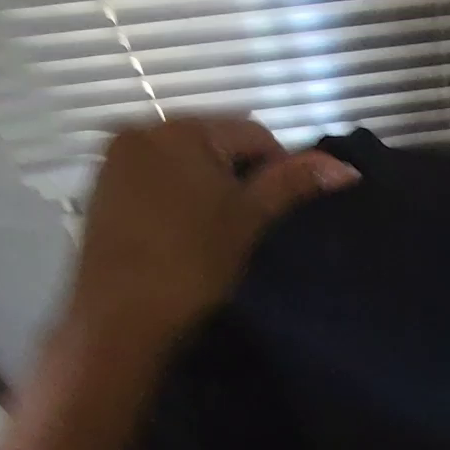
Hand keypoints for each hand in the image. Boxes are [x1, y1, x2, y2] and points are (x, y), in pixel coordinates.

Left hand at [64, 116, 359, 351]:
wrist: (122, 319)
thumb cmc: (193, 263)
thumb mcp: (251, 219)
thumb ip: (295, 183)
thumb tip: (348, 168)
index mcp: (180, 130)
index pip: (253, 135)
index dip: (279, 170)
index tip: (278, 212)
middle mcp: (141, 131)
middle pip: (216, 143)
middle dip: (239, 176)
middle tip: (248, 224)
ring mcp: (115, 161)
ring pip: (186, 163)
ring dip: (209, 187)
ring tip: (217, 232)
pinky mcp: (101, 191)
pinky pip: (156, 180)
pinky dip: (179, 198)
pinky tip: (184, 234)